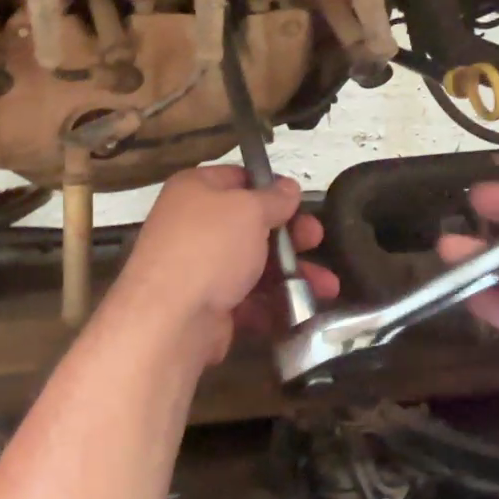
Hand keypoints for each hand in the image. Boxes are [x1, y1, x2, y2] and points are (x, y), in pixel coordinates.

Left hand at [110, 166, 339, 364]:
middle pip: (250, 225)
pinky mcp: (208, 306)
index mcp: (195, 190)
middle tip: (317, 241)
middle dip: (289, 235)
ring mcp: (199, 268)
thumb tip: (288, 187)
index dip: (270, 188)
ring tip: (326, 286)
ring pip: (253, 265)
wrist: (171, 318)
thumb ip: (273, 199)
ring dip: (291, 274)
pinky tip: (301, 310)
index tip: (301, 202)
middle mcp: (193, 225)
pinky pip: (247, 300)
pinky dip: (272, 305)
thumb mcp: (248, 210)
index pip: (238, 179)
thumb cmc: (210, 247)